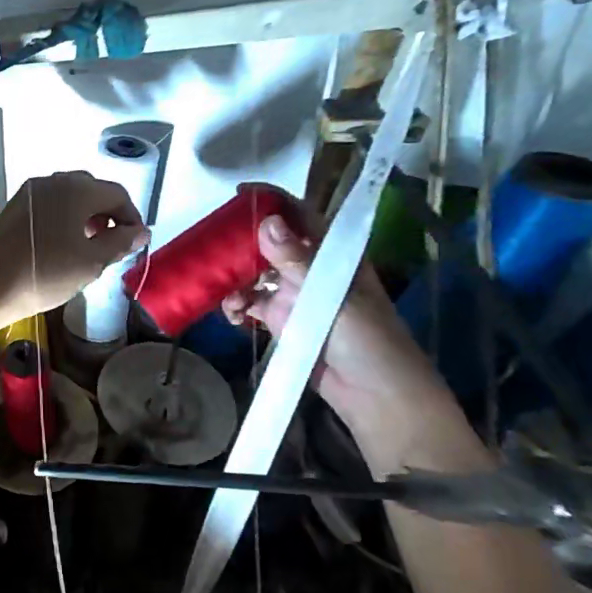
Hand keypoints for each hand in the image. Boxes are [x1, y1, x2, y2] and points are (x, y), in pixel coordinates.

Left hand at [0, 170, 148, 327]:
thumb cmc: (45, 273)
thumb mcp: (92, 262)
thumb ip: (121, 243)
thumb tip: (142, 232)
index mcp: (79, 189)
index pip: (118, 194)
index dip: (133, 218)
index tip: (137, 243)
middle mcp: (56, 180)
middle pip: (94, 191)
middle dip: (110, 216)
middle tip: (116, 246)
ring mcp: (33, 191)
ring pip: (72, 197)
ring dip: (88, 217)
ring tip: (91, 247)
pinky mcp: (17, 205)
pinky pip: (52, 204)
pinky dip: (67, 218)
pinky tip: (65, 245)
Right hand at [218, 197, 449, 454]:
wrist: (377, 397)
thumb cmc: (370, 341)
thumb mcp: (336, 298)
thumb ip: (300, 263)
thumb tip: (268, 222)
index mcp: (332, 253)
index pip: (300, 215)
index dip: (273, 201)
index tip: (241, 194)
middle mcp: (310, 267)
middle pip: (269, 242)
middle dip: (242, 242)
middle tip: (214, 248)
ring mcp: (294, 294)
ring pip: (254, 273)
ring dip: (235, 278)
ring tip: (226, 294)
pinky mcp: (281, 321)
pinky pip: (251, 304)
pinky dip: (237, 305)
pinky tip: (233, 316)